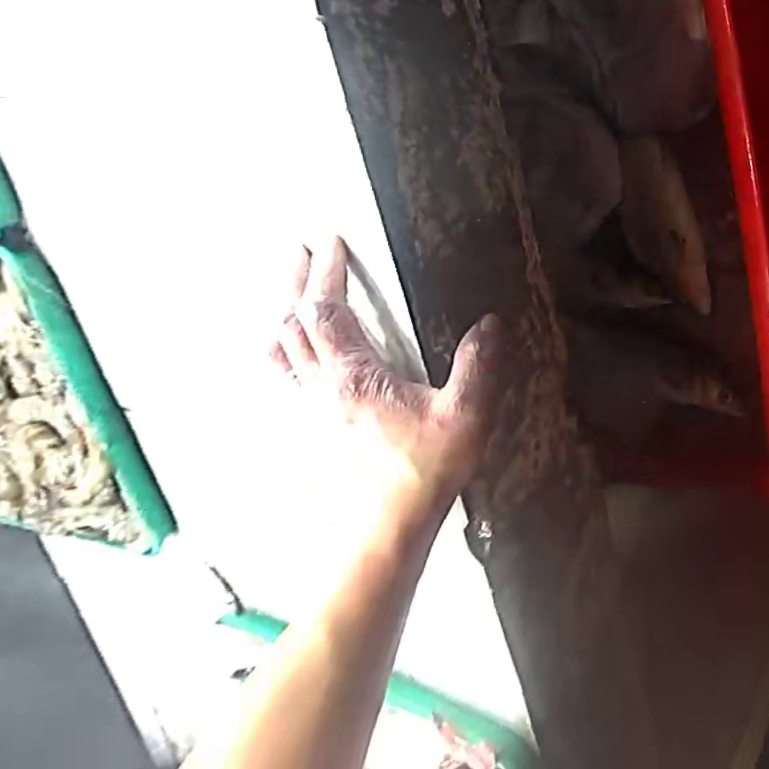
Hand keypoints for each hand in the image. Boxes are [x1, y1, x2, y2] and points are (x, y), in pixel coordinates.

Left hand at [271, 237, 502, 515]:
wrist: (385, 526)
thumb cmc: (424, 468)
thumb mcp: (465, 411)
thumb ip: (476, 363)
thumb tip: (489, 323)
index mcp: (354, 376)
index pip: (326, 313)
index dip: (327, 274)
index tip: (330, 242)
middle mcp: (320, 389)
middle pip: (291, 325)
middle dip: (297, 283)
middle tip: (302, 253)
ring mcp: (310, 410)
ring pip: (279, 352)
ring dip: (282, 315)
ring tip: (291, 297)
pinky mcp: (312, 429)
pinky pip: (283, 379)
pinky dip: (282, 352)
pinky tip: (292, 357)